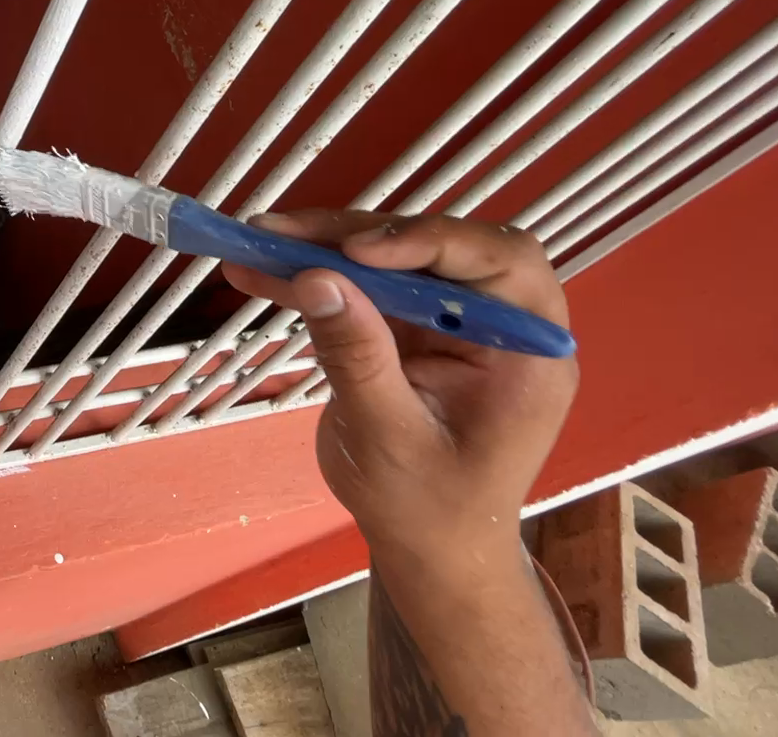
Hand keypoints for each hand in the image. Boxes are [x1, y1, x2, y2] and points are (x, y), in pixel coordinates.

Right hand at [223, 211, 578, 571]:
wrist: (422, 543)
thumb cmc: (425, 504)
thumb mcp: (386, 433)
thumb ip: (356, 355)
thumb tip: (315, 280)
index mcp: (522, 351)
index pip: (498, 263)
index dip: (430, 242)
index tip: (356, 252)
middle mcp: (488, 324)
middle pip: (430, 249)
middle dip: (352, 235)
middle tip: (281, 233)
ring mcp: (440, 324)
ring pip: (383, 260)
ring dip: (318, 249)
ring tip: (255, 242)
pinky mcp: (398, 330)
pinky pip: (352, 289)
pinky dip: (304, 280)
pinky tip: (255, 273)